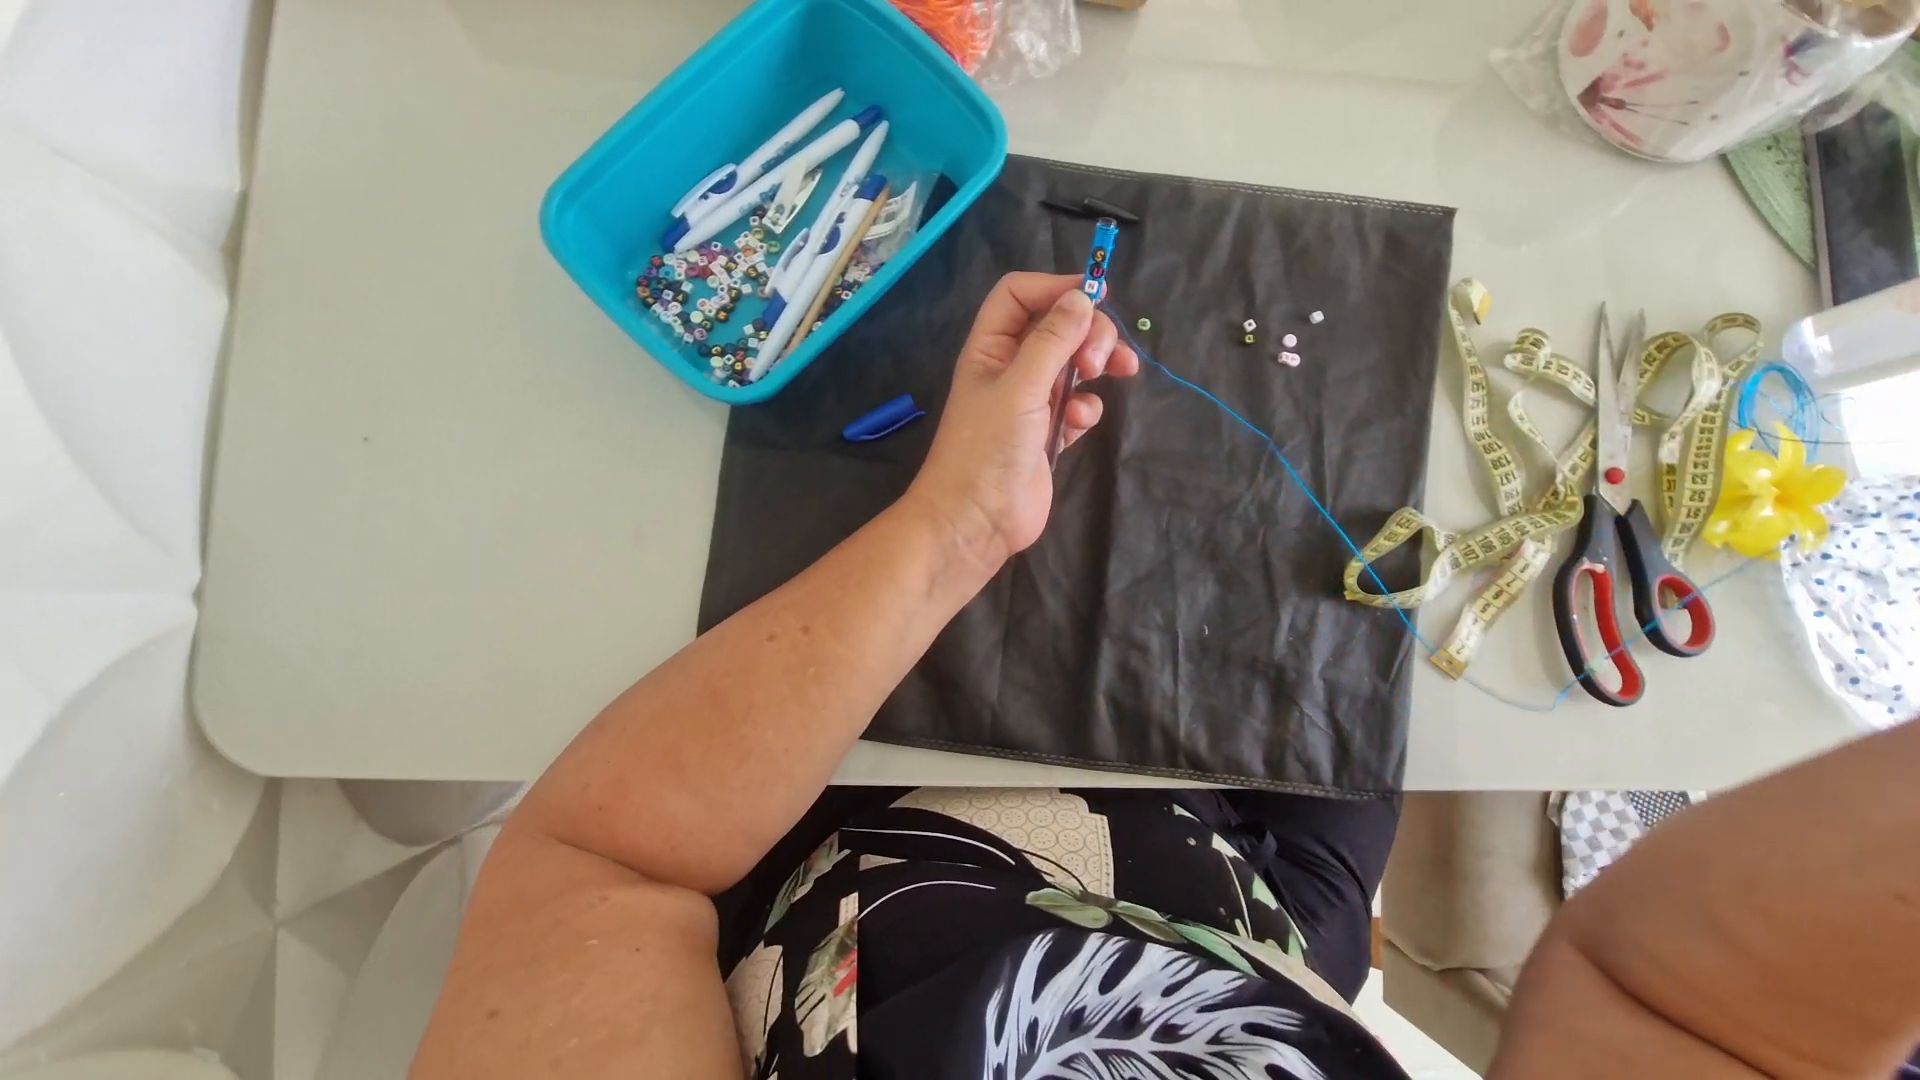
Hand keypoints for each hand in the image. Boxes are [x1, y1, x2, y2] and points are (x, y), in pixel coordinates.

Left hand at [904, 272, 1140, 575]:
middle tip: (1100, 358)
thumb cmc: (988, 449)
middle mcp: (1009, 369)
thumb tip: (1082, 298)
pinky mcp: (1047, 435)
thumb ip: (1053, 340)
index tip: (1096, 295)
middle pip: (1056, 326)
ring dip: (1096, 364)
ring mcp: (1030, 403)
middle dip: (1088, 332)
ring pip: (1072, 365)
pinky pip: (1076, 406)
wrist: (976, 521)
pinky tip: (1082, 423)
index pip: (1020, 295)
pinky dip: (1085, 409)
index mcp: (990, 348)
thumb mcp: (1020, 387)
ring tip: (1115, 375)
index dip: (1055, 287)